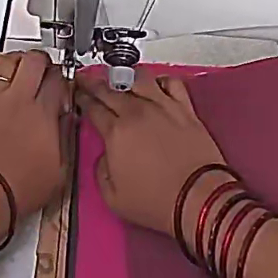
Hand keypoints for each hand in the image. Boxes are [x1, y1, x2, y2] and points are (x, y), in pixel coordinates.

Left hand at [0, 51, 71, 220]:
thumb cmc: (19, 187)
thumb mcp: (59, 169)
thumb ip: (66, 137)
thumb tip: (67, 121)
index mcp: (42, 112)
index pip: (58, 78)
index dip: (65, 80)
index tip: (65, 88)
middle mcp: (17, 100)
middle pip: (33, 60)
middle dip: (43, 62)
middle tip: (47, 72)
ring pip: (8, 63)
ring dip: (19, 66)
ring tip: (24, 77)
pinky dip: (1, 81)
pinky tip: (6, 96)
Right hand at [75, 68, 229, 235]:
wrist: (198, 199)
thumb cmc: (157, 201)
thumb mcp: (113, 196)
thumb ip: (101, 171)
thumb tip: (105, 158)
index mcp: (115, 133)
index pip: (92, 107)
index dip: (82, 99)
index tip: (78, 96)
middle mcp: (137, 113)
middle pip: (109, 89)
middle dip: (94, 83)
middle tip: (88, 81)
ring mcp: (163, 107)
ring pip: (139, 78)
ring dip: (125, 76)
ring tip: (120, 78)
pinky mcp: (185, 109)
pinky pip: (172, 83)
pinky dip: (161, 80)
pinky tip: (156, 86)